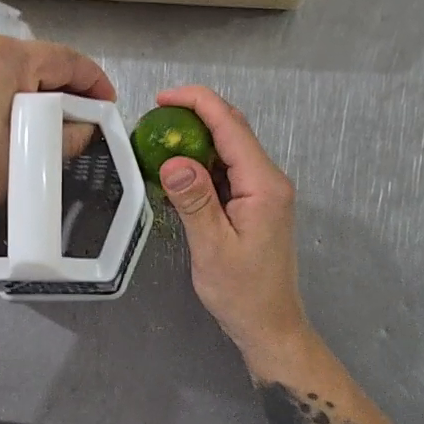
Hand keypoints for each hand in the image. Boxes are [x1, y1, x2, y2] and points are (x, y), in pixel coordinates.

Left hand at [0, 24, 115, 233]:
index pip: (59, 58)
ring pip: (1, 62)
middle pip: (28, 57)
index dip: (90, 79)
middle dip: (55, 86)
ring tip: (39, 121)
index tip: (106, 99)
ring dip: (25, 86)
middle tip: (75, 117)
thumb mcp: (26, 154)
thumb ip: (66, 133)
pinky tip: (5, 116)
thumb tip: (82, 124)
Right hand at [154, 86, 313, 361]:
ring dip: (197, 140)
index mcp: (264, 185)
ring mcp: (264, 193)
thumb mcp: (212, 248)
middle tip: (154, 119)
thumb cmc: (243, 293)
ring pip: (230, 150)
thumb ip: (195, 201)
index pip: (231, 127)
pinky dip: (202, 165)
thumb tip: (174, 160)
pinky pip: (228, 172)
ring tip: (159, 141)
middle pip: (233, 131)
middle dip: (195, 115)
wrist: (270, 325)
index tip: (162, 98)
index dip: (197, 103)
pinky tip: (178, 172)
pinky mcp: (256, 206)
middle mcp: (269, 181)